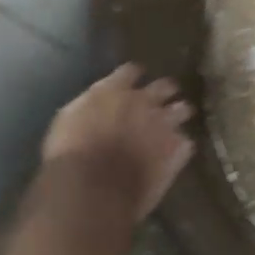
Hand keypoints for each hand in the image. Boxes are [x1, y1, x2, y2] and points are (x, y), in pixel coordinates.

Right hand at [42, 64, 194, 219]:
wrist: (95, 184)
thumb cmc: (71, 153)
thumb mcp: (69, 119)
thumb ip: (91, 104)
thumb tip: (100, 103)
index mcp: (114, 90)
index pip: (131, 70)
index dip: (133, 74)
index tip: (133, 78)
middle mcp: (145, 101)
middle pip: (166, 85)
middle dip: (165, 90)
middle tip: (162, 98)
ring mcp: (166, 123)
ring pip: (182, 110)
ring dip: (178, 115)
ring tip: (173, 125)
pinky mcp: (178, 148)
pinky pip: (185, 142)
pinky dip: (179, 147)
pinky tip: (173, 154)